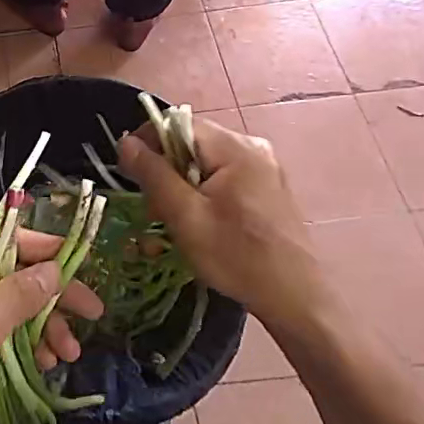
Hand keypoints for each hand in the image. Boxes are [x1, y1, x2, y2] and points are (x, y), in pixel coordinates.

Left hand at [0, 229, 102, 423]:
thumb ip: (23, 291)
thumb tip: (56, 268)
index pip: (11, 239)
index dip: (47, 248)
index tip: (82, 260)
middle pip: (21, 274)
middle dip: (55, 297)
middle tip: (93, 313)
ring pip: (20, 306)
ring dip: (48, 327)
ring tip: (69, 354)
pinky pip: (12, 332)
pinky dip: (33, 344)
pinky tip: (50, 362)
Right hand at [118, 118, 323, 325]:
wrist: (297, 299)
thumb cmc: (237, 257)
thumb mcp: (185, 217)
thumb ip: (153, 174)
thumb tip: (126, 142)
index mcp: (234, 147)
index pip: (178, 123)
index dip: (148, 142)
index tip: (130, 172)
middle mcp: (252, 146)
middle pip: (193, 142)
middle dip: (166, 169)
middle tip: (154, 207)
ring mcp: (265, 167)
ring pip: (207, 161)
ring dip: (184, 184)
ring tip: (176, 220)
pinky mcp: (269, 187)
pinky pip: (226, 176)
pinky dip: (206, 192)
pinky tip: (202, 222)